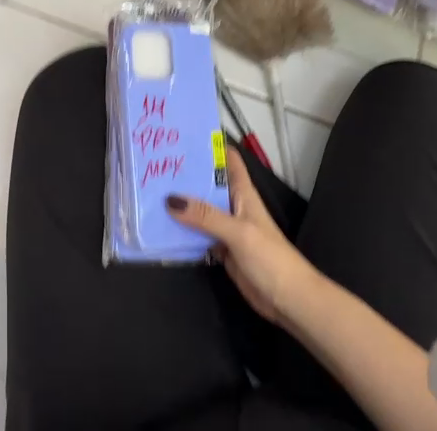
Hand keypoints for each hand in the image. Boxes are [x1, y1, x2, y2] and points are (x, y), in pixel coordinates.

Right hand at [167, 149, 320, 322]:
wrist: (287, 298)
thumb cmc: (269, 258)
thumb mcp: (238, 231)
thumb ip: (206, 216)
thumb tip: (170, 199)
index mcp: (243, 193)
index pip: (228, 160)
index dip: (209, 147)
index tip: (182, 138)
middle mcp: (233, 206)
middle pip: (207, 185)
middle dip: (185, 176)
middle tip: (153, 166)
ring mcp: (226, 229)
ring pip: (199, 211)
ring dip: (180, 205)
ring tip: (149, 193)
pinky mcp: (221, 251)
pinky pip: (197, 236)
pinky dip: (182, 232)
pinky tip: (161, 229)